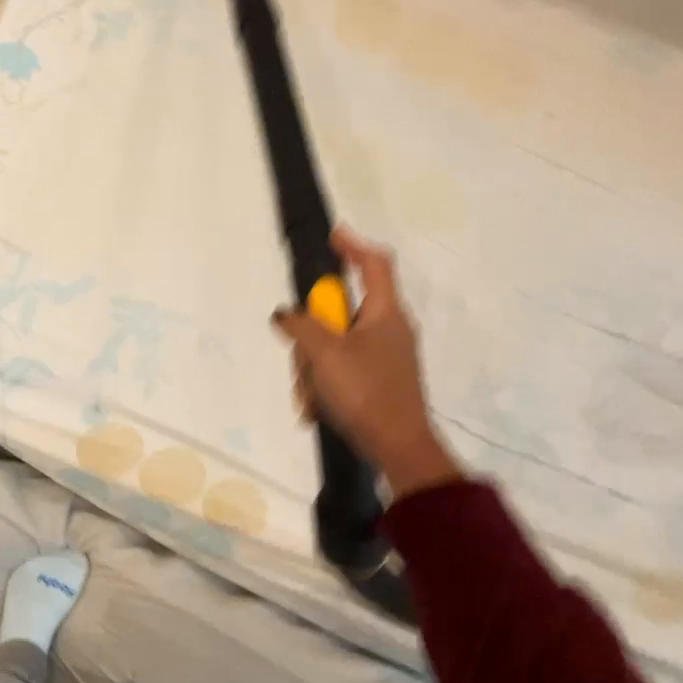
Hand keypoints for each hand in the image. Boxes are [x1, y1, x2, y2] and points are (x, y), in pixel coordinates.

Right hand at [273, 228, 459, 497]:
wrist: (398, 446)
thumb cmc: (365, 391)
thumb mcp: (324, 354)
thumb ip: (301, 327)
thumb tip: (285, 314)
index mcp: (385, 313)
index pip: (374, 264)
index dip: (353, 246)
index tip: (331, 237)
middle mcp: (389, 329)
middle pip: (339, 314)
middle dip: (310, 338)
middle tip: (301, 360)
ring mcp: (385, 357)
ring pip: (333, 347)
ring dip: (312, 370)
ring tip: (310, 396)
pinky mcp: (378, 381)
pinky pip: (340, 371)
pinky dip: (323, 386)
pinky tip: (316, 409)